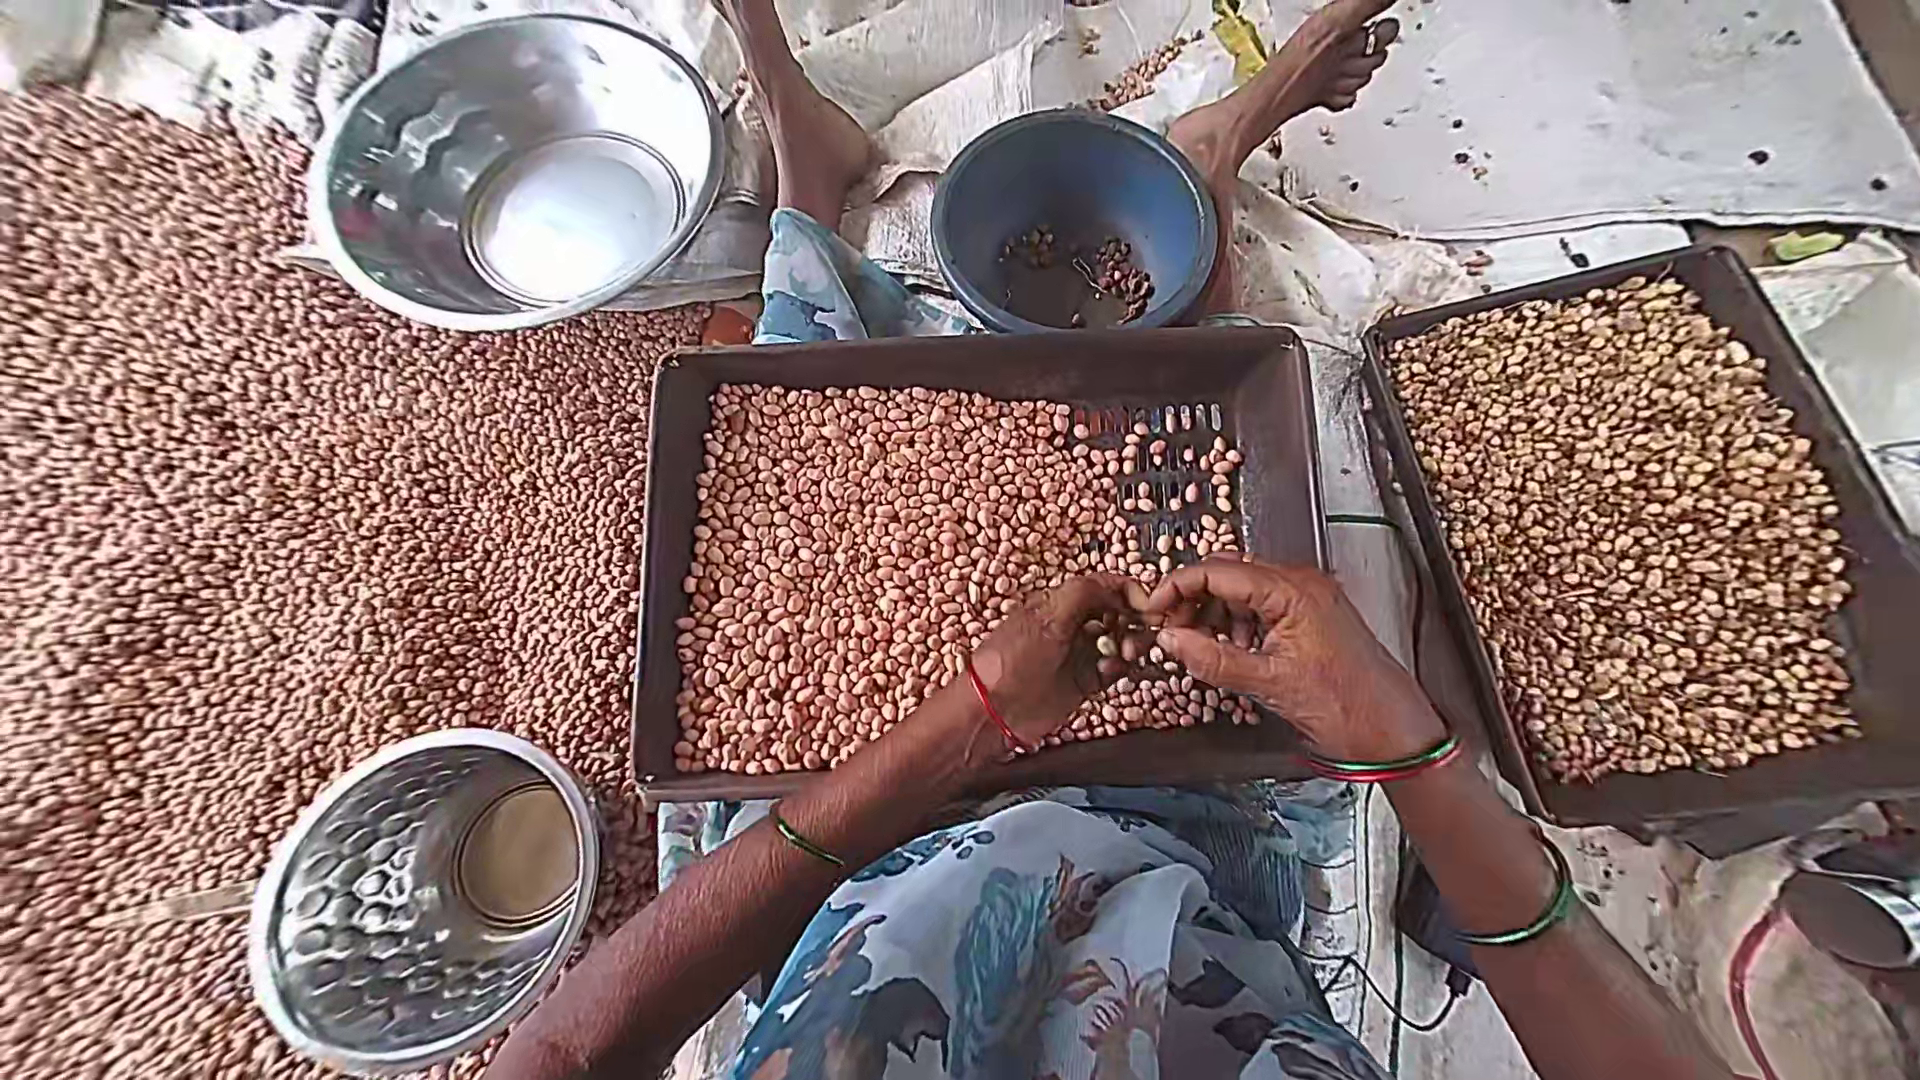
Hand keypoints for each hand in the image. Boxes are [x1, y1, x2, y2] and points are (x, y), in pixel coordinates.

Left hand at [967, 574, 1150, 747]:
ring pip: (1120, 640)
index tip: (1147, 604)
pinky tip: (1111, 670)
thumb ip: (1084, 593)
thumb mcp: (1048, 616)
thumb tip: (1118, 586)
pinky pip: (1114, 669)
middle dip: (1134, 618)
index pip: (1103, 586)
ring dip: (1130, 643)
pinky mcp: (1084, 681)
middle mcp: (1072, 624)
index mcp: (1060, 602)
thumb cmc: (1011, 659)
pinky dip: (1120, 667)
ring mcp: (1079, 653)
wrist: (995, 709)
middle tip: (1143, 629)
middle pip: (1117, 612)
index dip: (1129, 591)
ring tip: (1126, 652)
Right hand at [1142, 556, 1444, 761]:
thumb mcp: (1268, 684)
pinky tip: (1229, 648)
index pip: (1216, 572)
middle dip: (1192, 598)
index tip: (1153, 609)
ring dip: (1211, 612)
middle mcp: (1299, 583)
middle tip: (1171, 629)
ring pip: (1238, 588)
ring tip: (1199, 644)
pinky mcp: (1307, 614)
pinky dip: (1234, 622)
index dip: (1177, 587)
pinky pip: (1257, 605)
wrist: (1398, 735)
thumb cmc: (1348, 707)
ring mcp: (1305, 597)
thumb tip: (1169, 639)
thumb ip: (1211, 658)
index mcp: (1291, 591)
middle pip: (1225, 573)